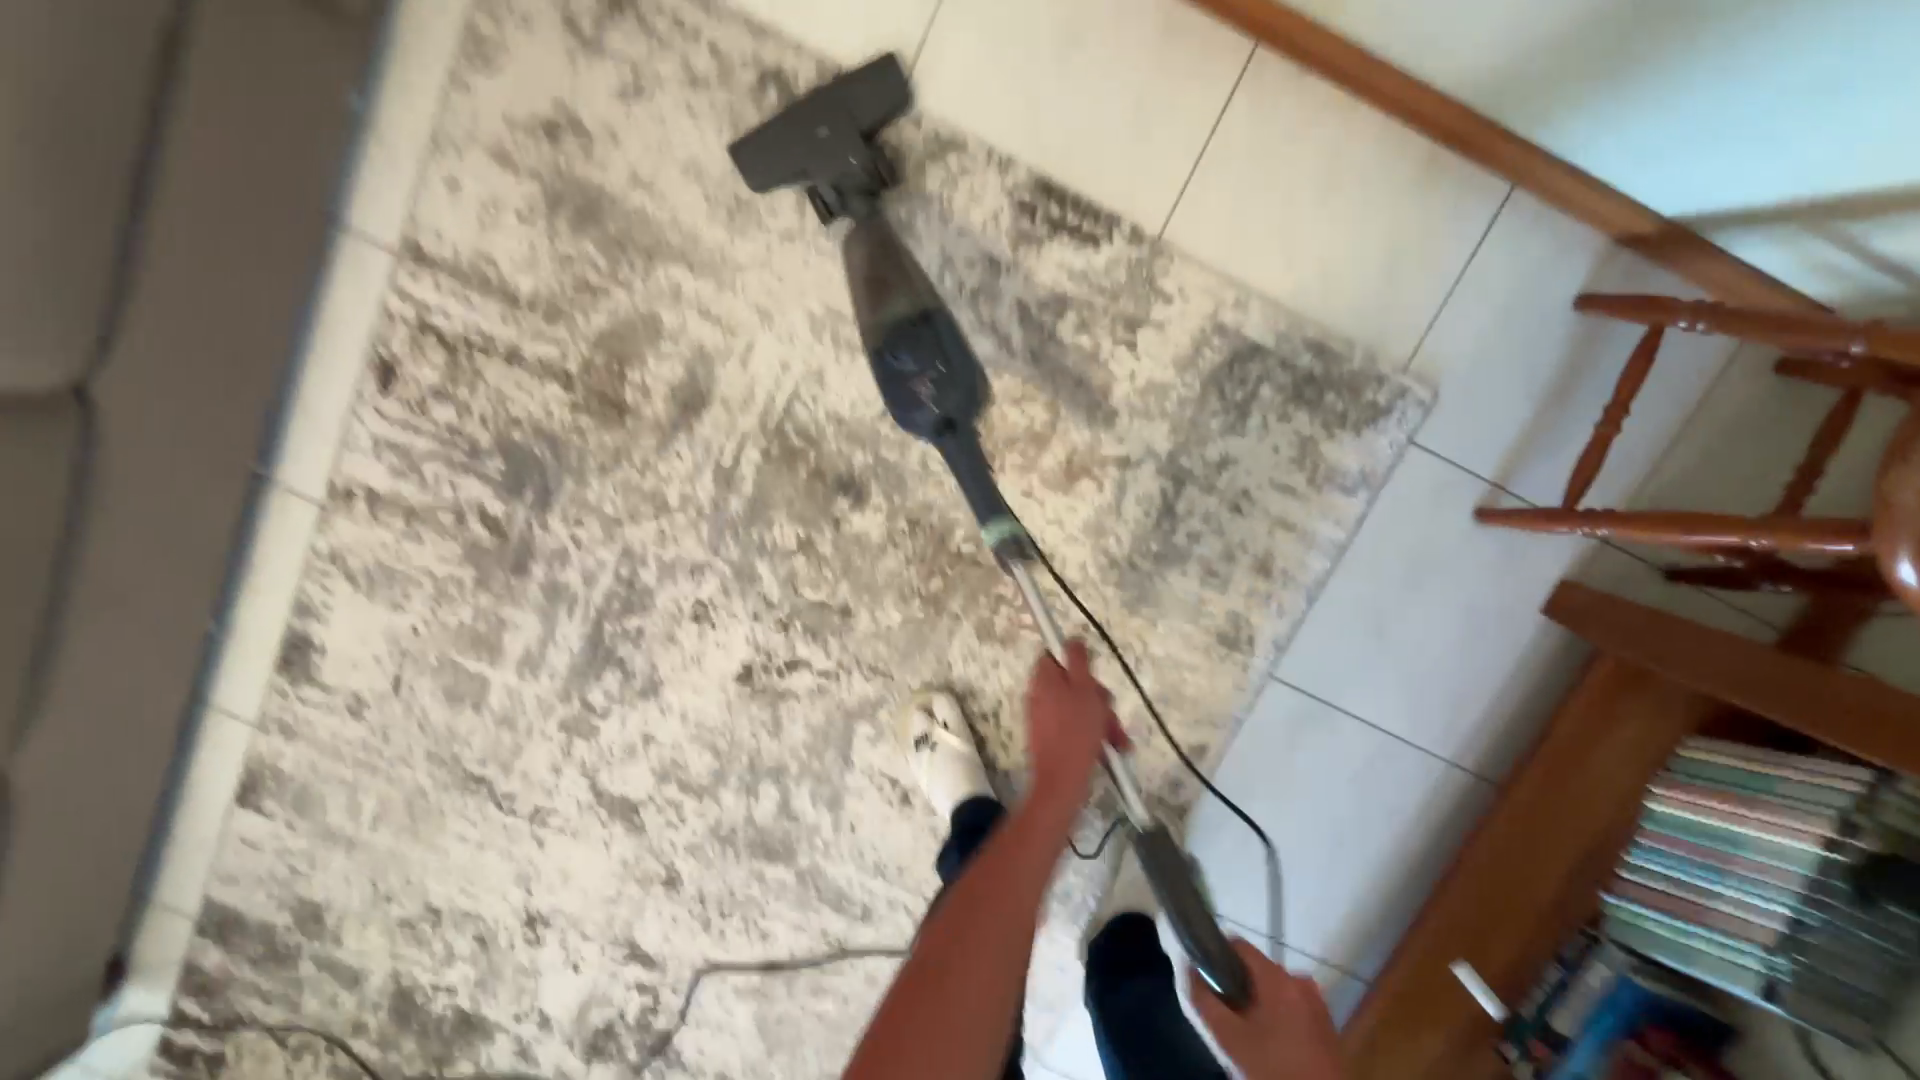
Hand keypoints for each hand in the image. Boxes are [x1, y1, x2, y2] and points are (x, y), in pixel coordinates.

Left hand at [1023, 640, 1127, 809]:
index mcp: (1043, 680)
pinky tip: (1111, 749)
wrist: (1062, 782)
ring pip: (1080, 708)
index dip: (1077, 662)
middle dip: (1098, 698)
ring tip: (1116, 739)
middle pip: (1073, 683)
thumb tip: (1071, 640)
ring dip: (1102, 720)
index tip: (1092, 677)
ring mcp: (1045, 718)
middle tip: (1108, 713)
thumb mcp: (1083, 690)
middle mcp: (1040, 696)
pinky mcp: (1052, 739)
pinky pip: (1076, 728)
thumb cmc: (1076, 732)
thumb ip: (1078, 662)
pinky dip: (1093, 735)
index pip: (1055, 655)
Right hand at [1191, 940, 1345, 1079]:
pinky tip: (1270, 1040)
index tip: (1205, 975)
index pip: (1239, 945)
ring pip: (1274, 988)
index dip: (1217, 955)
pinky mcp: (1325, 1020)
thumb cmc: (1274, 1067)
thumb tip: (1190, 970)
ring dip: (1257, 1001)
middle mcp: (1299, 980)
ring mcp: (1316, 1000)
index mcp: (1278, 978)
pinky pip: (1291, 1003)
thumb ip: (1204, 1000)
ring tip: (1247, 1030)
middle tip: (1225, 1012)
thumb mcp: (1230, 1038)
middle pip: (1257, 969)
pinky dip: (1277, 1013)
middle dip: (1238, 985)